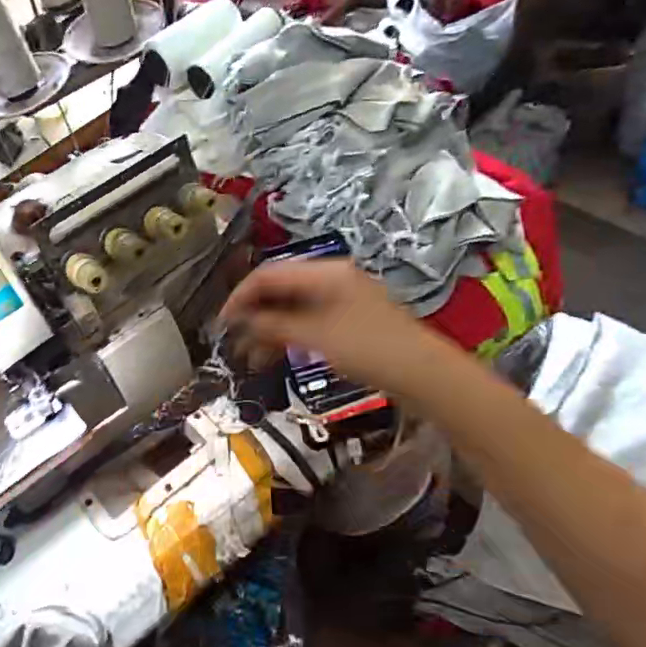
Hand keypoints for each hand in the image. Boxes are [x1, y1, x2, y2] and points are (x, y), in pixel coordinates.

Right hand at [217, 259, 453, 397]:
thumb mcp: (314, 336)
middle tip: (232, 341)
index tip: (221, 322)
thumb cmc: (368, 348)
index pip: (268, 274)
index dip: (240, 296)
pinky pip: (307, 321)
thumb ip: (272, 325)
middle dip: (253, 315)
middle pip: (279, 290)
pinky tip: (273, 356)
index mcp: (324, 272)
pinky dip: (287, 336)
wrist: (424, 374)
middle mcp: (331, 278)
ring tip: (249, 357)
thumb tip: (239, 321)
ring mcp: (341, 299)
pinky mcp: (347, 320)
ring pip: (291, 308)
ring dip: (268, 330)